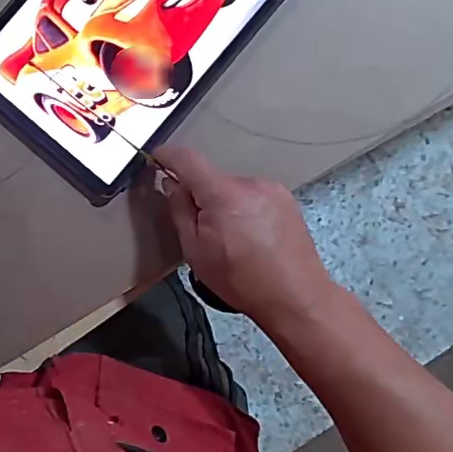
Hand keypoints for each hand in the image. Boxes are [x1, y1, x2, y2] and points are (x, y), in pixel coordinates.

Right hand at [154, 145, 341, 326]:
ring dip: (223, 204)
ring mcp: (272, 190)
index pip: (188, 159)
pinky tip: (250, 237)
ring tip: (231, 239)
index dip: (167, 155)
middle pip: (211, 178)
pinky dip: (243, 209)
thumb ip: (179, 210)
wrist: (296, 297)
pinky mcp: (286, 199)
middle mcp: (250, 184)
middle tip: (201, 230)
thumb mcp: (194, 250)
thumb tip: (172, 184)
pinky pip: (252, 195)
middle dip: (199, 196)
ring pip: (232, 188)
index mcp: (223, 194)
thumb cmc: (242, 280)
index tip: (156, 157)